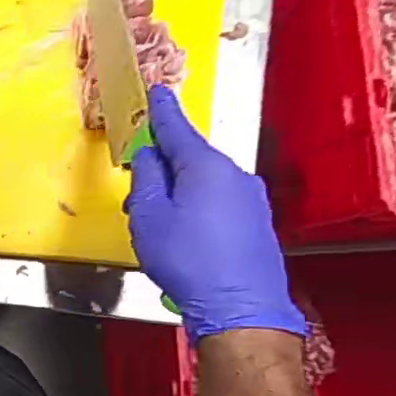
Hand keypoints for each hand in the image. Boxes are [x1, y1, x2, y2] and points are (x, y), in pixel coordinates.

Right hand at [126, 86, 305, 342]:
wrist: (238, 302)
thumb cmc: (186, 258)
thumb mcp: (149, 217)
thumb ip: (146, 180)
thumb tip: (148, 155)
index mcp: (204, 167)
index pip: (179, 130)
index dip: (163, 112)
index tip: (157, 92)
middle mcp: (233, 174)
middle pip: (191, 160)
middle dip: (164, 168)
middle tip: (139, 189)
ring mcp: (250, 197)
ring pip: (204, 183)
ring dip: (178, 193)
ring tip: (159, 223)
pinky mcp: (255, 220)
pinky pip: (218, 202)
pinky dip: (196, 208)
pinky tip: (184, 234)